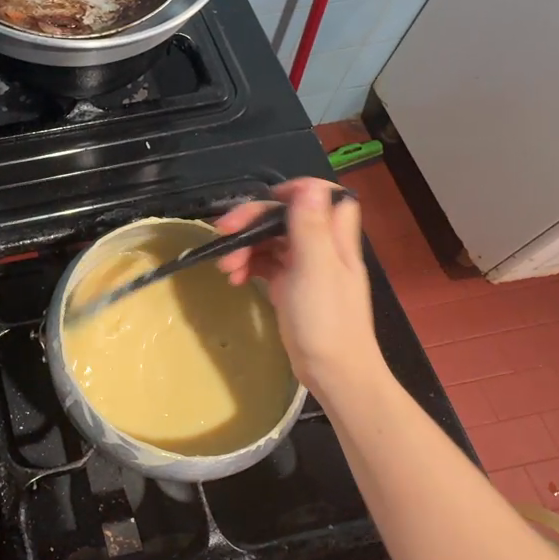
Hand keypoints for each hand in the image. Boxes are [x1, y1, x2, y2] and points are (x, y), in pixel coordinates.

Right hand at [214, 178, 381, 394]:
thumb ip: (310, 226)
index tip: (267, 199)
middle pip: (286, 218)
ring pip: (272, 241)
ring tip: (226, 268)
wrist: (335, 373)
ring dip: (246, 247)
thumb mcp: (315, 269)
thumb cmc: (327, 321)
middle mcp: (322, 249)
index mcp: (334, 239)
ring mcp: (306, 269)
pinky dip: (249, 266)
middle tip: (224, 231)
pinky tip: (235, 280)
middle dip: (254, 221)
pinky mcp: (291, 288)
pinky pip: (266, 265)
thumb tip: (308, 186)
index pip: (324, 197)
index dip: (298, 190)